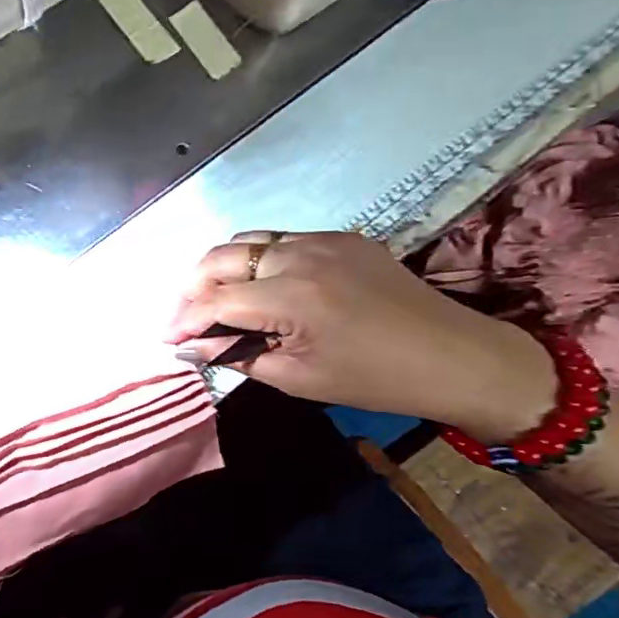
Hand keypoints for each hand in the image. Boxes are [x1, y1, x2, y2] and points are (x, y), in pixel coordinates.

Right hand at [166, 231, 556, 436]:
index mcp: (291, 296)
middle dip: (193, 286)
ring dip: (225, 269)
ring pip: (251, 241)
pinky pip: (285, 241)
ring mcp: (324, 239)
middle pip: (223, 256)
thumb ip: (242, 356)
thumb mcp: (300, 378)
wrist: (451, 356)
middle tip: (185, 318)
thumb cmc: (375, 380)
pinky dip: (261, 261)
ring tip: (216, 301)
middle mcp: (301, 254)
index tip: (167, 339)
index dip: (185, 320)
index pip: (216, 299)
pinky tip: (262, 288)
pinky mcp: (343, 237)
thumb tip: (198, 346)